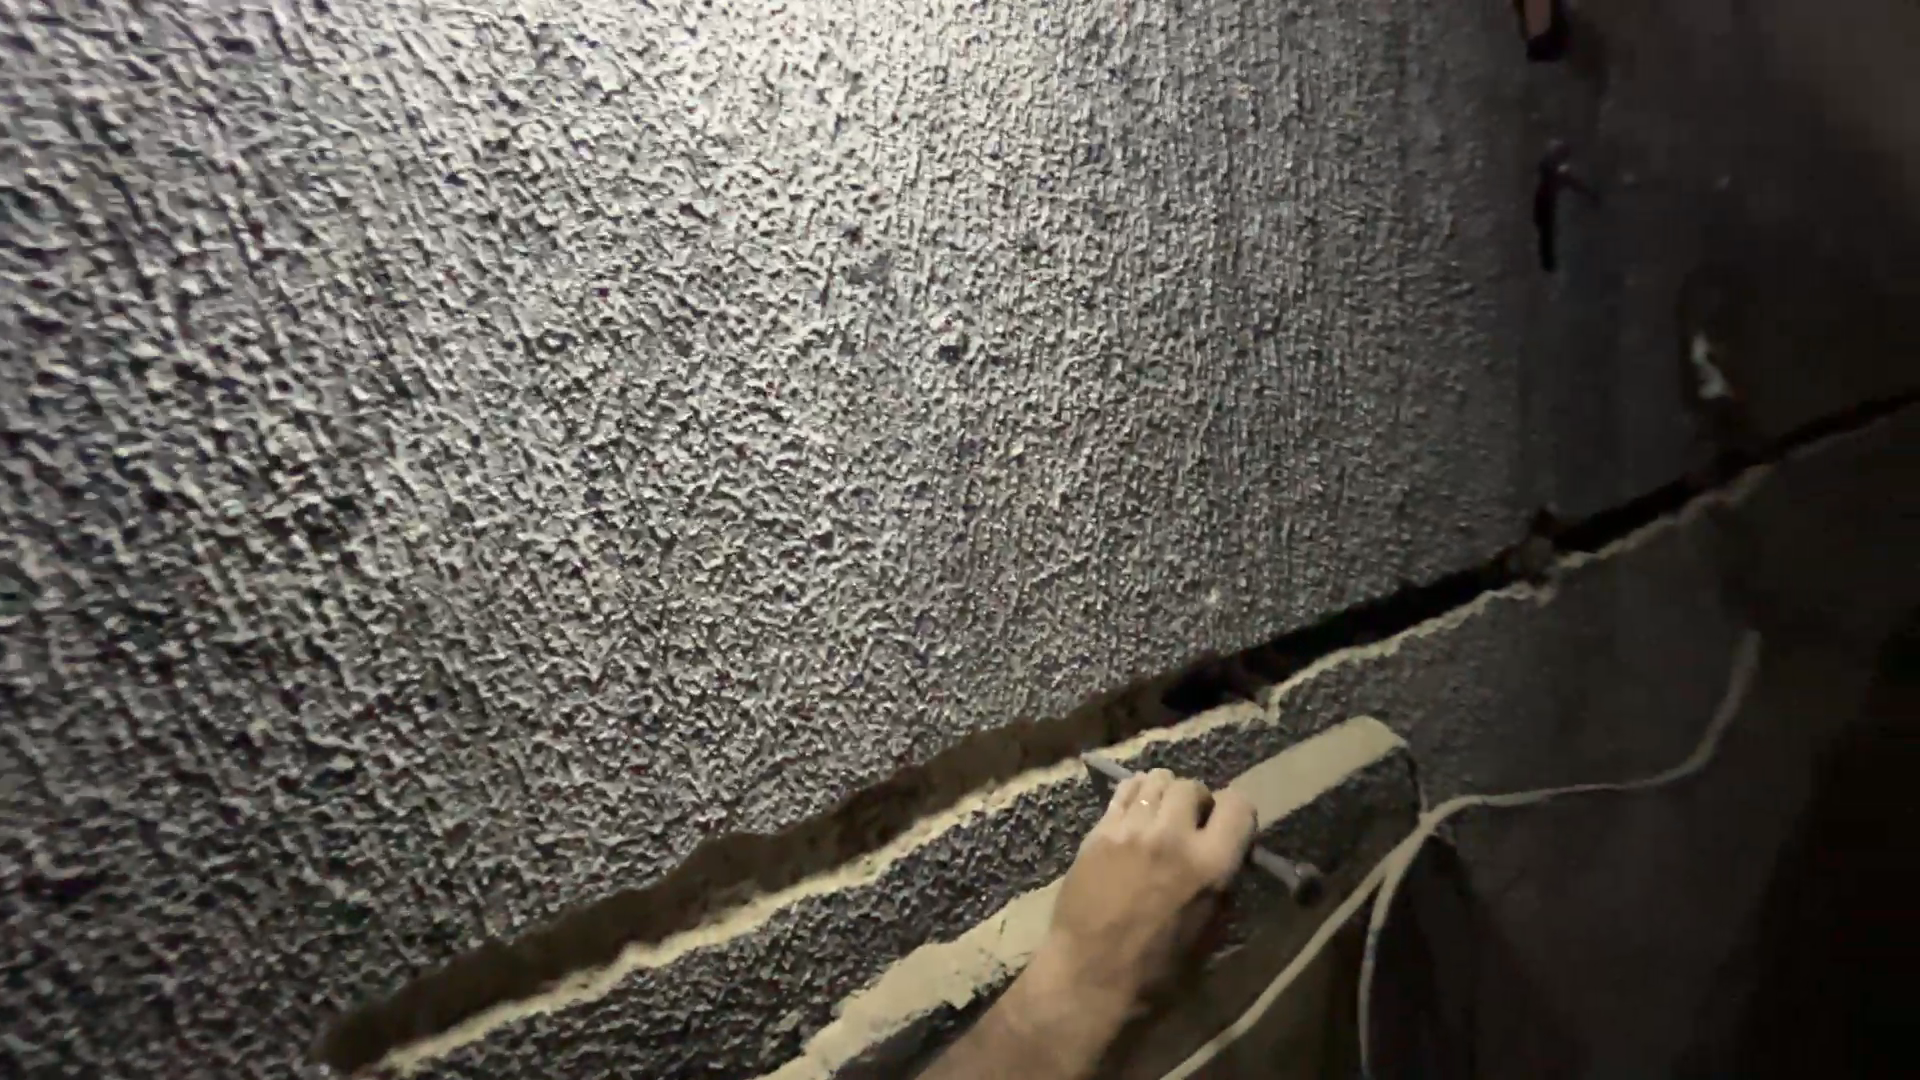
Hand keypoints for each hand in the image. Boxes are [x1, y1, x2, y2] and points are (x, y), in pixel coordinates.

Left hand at [1029, 769, 1257, 1017]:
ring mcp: (1131, 828)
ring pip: (1156, 780)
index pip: (1238, 806)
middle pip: (1191, 786)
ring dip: (1164, 793)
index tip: (1227, 826)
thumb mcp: (1210, 931)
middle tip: (1190, 823)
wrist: (1090, 973)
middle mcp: (1171, 836)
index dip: (1236, 813)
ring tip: (1161, 815)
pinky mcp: (1100, 829)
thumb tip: (1226, 852)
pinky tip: (1135, 812)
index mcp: (1209, 865)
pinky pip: (1123, 790)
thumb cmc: (1158, 970)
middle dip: (1196, 801)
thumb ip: (1221, 882)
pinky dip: (1135, 793)